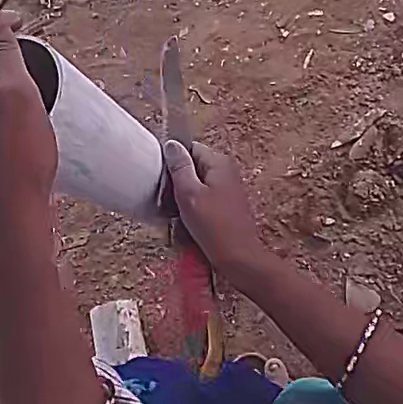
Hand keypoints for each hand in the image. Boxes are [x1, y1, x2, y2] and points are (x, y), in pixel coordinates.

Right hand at [162, 140, 269, 277]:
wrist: (239, 258)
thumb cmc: (214, 226)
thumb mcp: (189, 193)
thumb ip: (180, 167)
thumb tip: (172, 144)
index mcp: (219, 163)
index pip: (190, 148)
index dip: (174, 161)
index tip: (164, 178)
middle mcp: (226, 171)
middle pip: (193, 167)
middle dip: (178, 181)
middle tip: (169, 198)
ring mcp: (228, 189)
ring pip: (196, 185)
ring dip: (184, 197)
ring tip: (177, 213)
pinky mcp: (226, 206)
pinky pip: (203, 199)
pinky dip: (193, 208)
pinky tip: (188, 222)